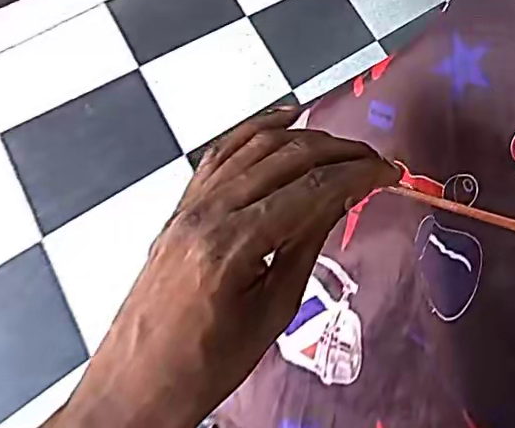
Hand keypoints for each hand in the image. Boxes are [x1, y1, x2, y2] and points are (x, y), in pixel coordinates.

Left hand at [48, 107, 394, 427]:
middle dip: (343, 152)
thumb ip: (308, 242)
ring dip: (310, 137)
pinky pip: (225, 149)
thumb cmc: (199, 369)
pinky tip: (287, 117)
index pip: (314, 187)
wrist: (127, 396)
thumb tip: (344, 195)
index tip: (388, 172)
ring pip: (261, 144)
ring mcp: (191, 203)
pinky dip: (260, 127)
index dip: (359, 174)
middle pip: (291, 156)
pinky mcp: (182, 204)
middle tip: (374, 161)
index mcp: (232, 245)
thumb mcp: (272, 313)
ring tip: (343, 147)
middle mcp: (209, 212)